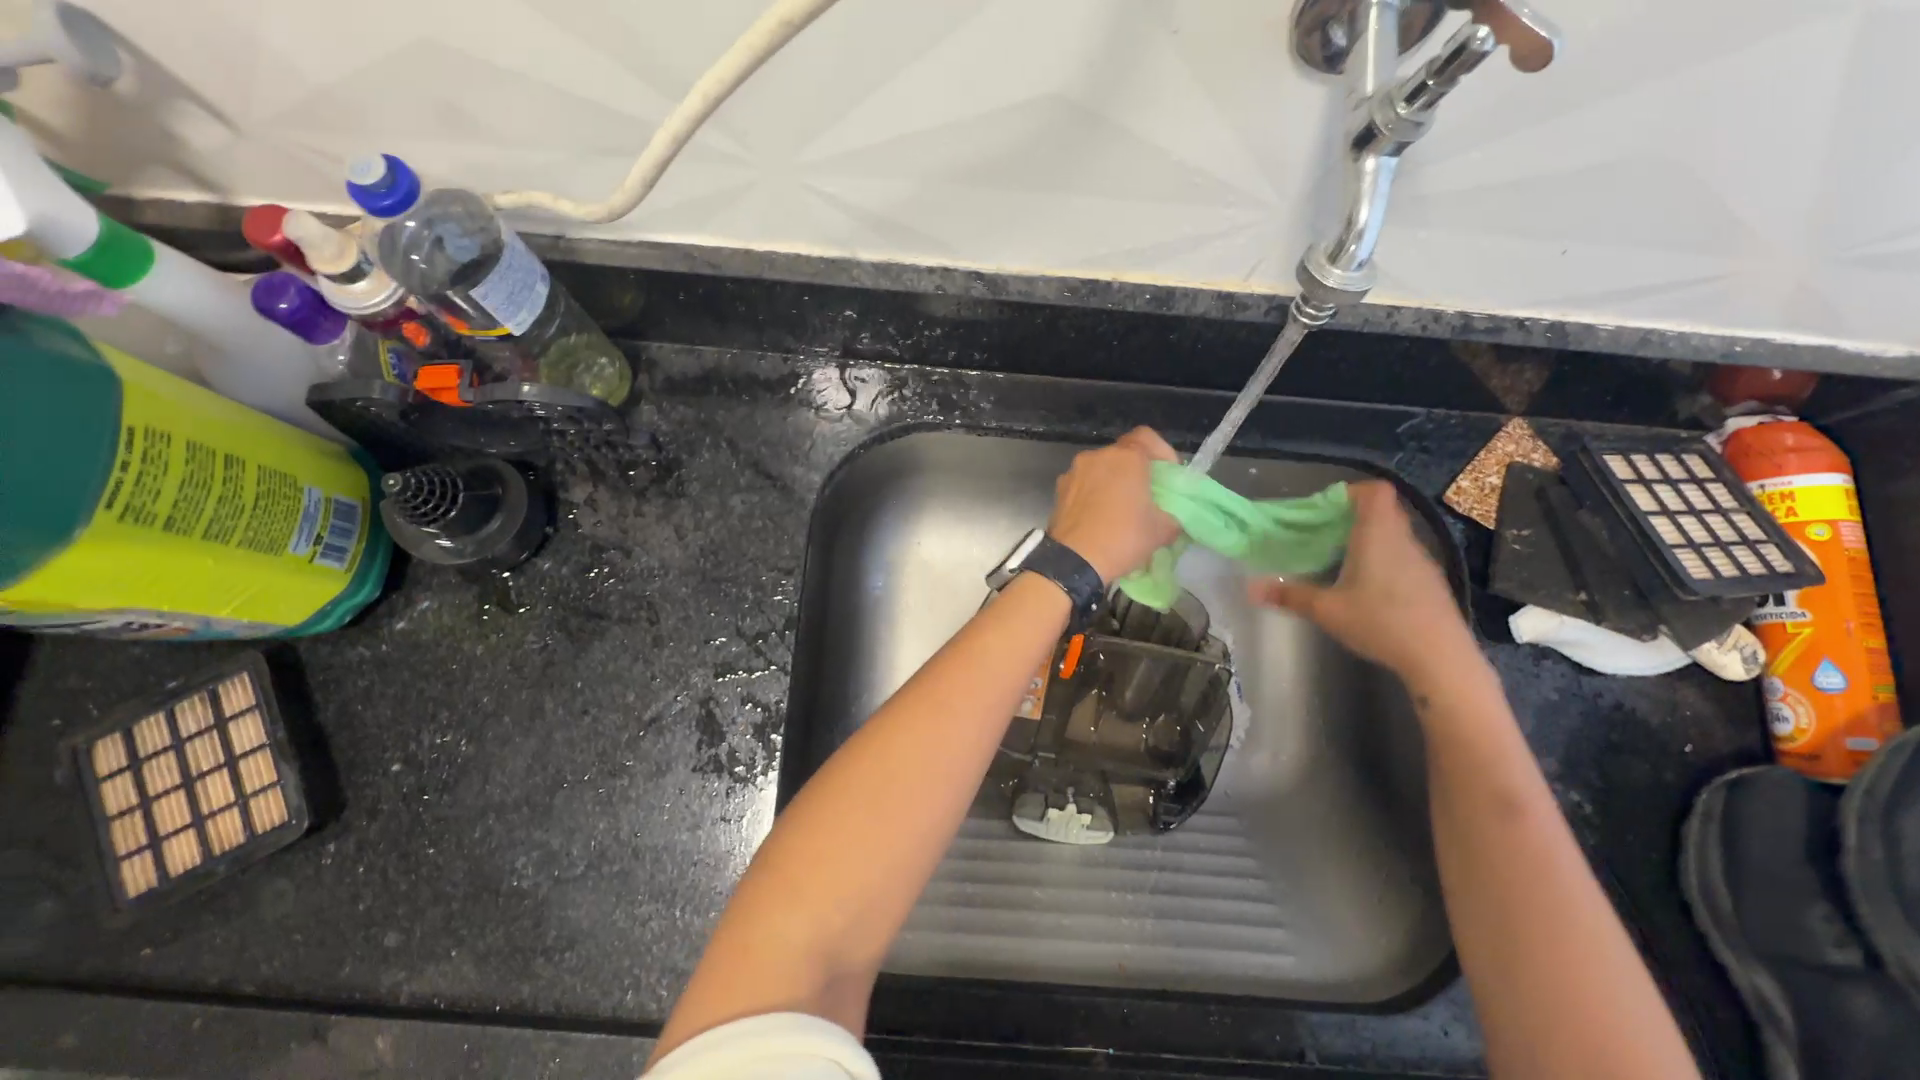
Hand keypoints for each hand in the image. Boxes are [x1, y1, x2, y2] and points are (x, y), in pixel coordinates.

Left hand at [1046, 427, 1182, 583]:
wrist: (1074, 562)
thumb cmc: (1122, 538)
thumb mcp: (1162, 531)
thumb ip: (1173, 516)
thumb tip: (1171, 517)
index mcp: (1125, 458)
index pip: (1147, 437)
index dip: (1162, 452)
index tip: (1169, 475)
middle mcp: (1097, 457)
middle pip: (1123, 454)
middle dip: (1137, 470)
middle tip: (1148, 495)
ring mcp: (1074, 473)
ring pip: (1101, 469)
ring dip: (1114, 482)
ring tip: (1122, 509)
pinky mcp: (1059, 491)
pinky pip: (1084, 485)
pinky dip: (1094, 494)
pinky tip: (1100, 518)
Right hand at [1249, 480, 1475, 680]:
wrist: (1439, 656)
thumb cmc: (1379, 622)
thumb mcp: (1326, 610)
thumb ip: (1290, 595)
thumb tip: (1251, 588)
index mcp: (1377, 534)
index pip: (1375, 491)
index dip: (1351, 492)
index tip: (1327, 511)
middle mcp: (1403, 539)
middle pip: (1383, 511)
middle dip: (1354, 518)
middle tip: (1326, 537)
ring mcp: (1422, 561)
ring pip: (1395, 536)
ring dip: (1371, 541)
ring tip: (1344, 564)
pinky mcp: (1431, 583)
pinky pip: (1405, 558)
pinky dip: (1386, 562)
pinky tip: (1371, 591)